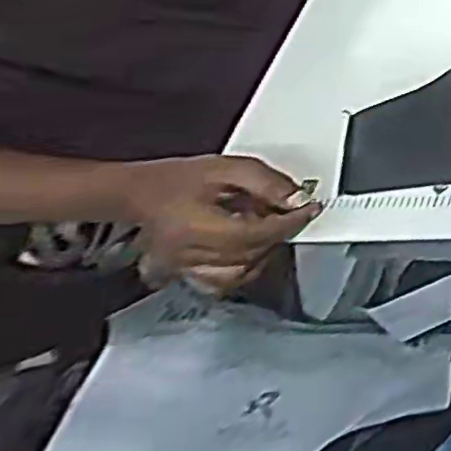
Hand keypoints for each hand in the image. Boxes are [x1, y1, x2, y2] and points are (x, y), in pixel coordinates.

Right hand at [115, 155, 319, 283]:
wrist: (140, 192)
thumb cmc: (181, 178)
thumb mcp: (232, 168)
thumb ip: (269, 183)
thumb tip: (298, 199)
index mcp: (196, 228)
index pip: (256, 234)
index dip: (290, 223)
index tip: (311, 210)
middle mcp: (185, 255)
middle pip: (249, 256)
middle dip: (280, 234)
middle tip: (293, 214)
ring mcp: (180, 269)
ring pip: (238, 274)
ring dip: (264, 253)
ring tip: (270, 228)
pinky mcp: (181, 274)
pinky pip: (219, 282)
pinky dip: (243, 269)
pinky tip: (251, 248)